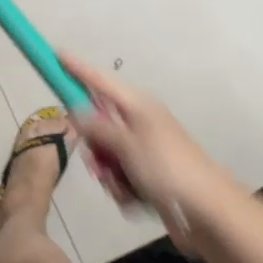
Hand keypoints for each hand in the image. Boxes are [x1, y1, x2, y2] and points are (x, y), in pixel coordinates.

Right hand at [63, 53, 238, 246]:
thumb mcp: (127, 145)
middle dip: (95, 149)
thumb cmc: (166, 167)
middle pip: (98, 126)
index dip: (77, 69)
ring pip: (106, 156)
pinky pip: (120, 176)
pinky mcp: (148, 175)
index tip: (56, 54)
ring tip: (124, 188)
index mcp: (137, 106)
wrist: (206, 208)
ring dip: (109, 174)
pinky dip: (123, 189)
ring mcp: (144, 150)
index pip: (99, 81)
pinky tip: (135, 200)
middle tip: (99, 164)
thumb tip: (75, 109)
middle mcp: (139, 123)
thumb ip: (98, 127)